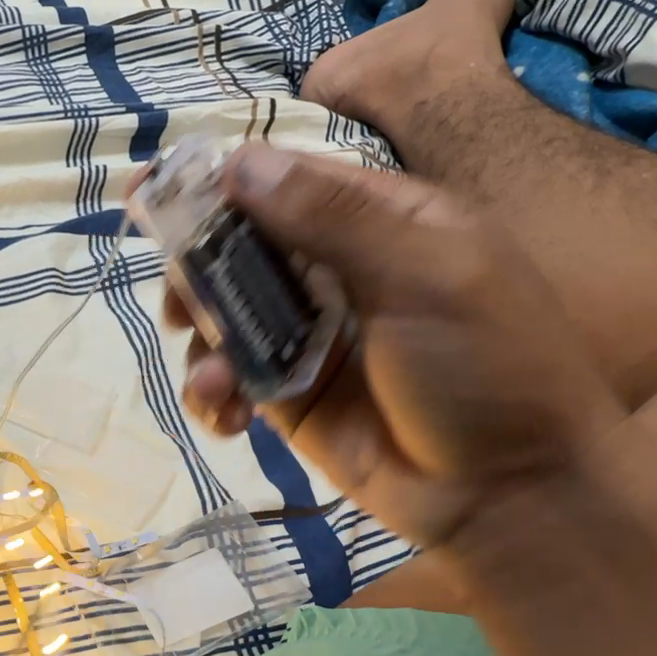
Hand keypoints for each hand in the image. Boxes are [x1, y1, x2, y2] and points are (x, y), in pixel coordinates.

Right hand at [165, 142, 626, 548]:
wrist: (505, 492)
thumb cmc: (486, 367)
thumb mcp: (423, 275)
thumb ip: (330, 220)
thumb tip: (237, 163)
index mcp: (381, 224)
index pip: (285, 185)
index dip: (218, 187)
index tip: (151, 194)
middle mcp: (336, 273)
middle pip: (238, 252)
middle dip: (197, 279)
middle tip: (181, 311)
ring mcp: (305, 337)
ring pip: (221, 320)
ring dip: (202, 348)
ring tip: (216, 385)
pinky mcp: (283, 395)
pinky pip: (225, 381)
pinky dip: (211, 397)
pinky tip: (226, 419)